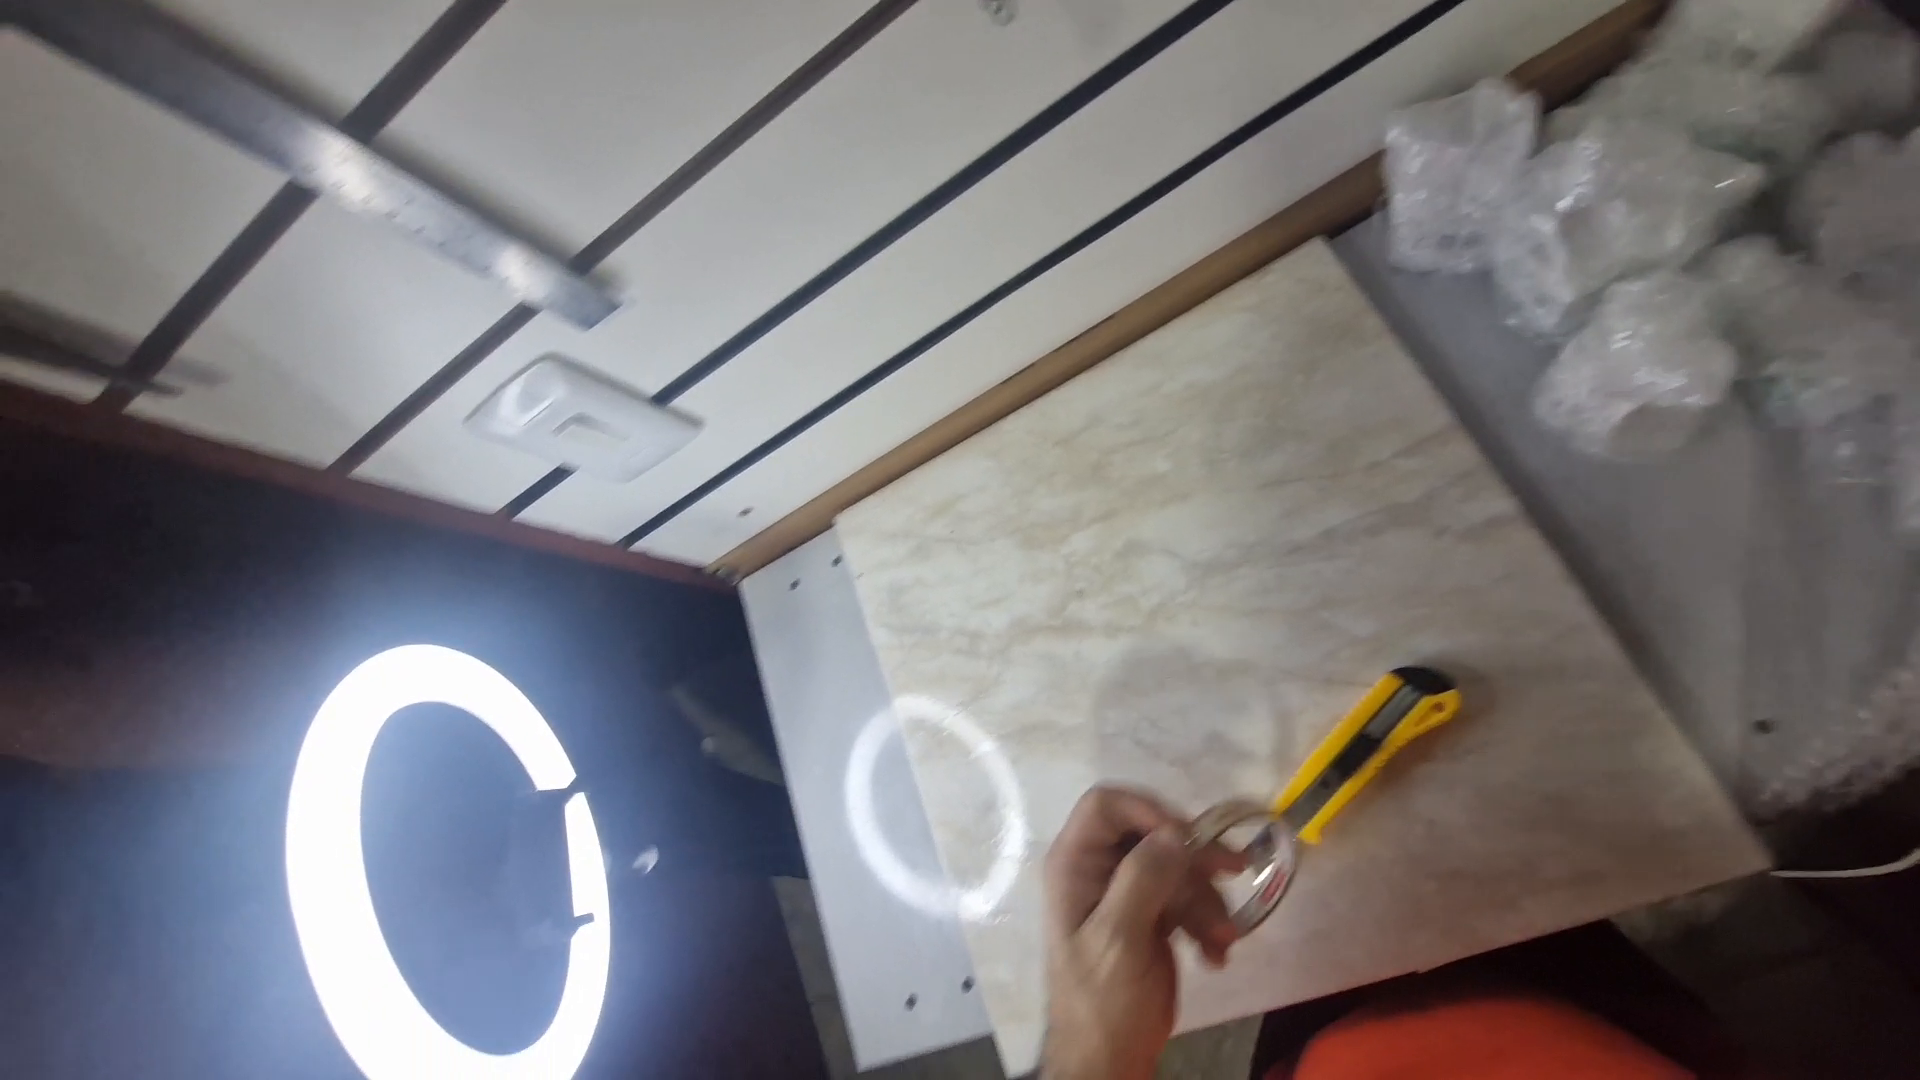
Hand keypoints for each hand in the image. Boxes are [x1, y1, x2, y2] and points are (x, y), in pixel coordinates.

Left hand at [1041, 786, 1245, 1079]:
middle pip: (1149, 833)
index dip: (1146, 810)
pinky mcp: (1150, 914)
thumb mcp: (1118, 939)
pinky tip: (1215, 954)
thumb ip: (1142, 880)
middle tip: (1234, 869)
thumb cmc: (1101, 999)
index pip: (1105, 805)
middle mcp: (1097, 867)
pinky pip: (1184, 897)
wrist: (1110, 1059)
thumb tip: (1173, 832)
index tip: (1186, 836)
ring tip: (1222, 937)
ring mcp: (1125, 890)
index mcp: (1074, 862)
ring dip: (1205, 897)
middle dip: (1191, 858)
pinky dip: (1204, 920)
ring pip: (1174, 866)